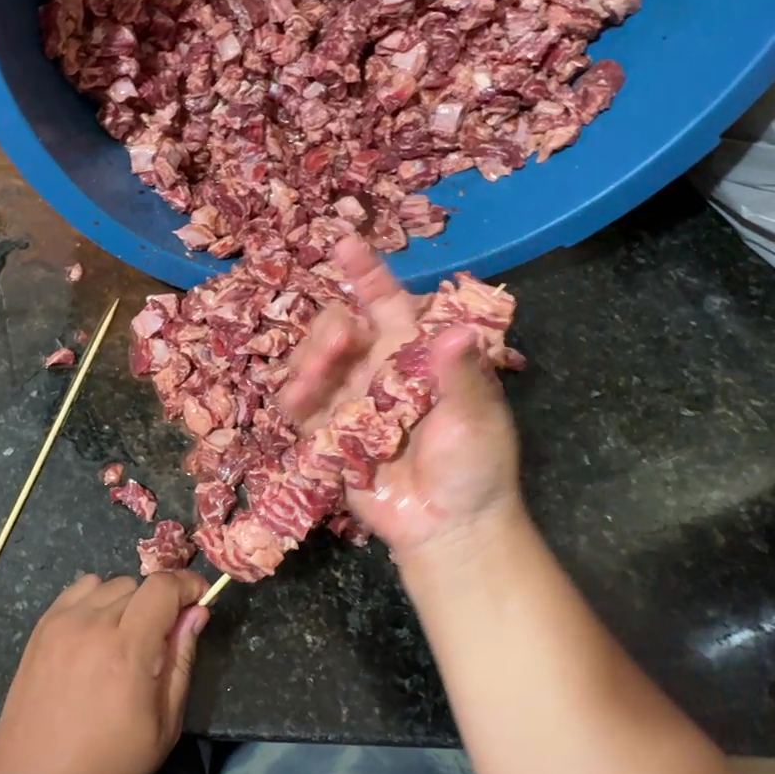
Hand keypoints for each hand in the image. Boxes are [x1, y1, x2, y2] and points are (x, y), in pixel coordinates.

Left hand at [0, 571, 210, 773]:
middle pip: (139, 585)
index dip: (188, 585)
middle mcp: (93, 625)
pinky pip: (81, 589)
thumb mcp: (162, 727)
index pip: (163, 587)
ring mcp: (63, 621)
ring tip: (126, 638)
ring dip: (128, 602)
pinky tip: (97, 632)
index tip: (200, 598)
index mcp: (127, 651)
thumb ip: (181, 663)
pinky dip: (97, 599)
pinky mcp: (43, 624)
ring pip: (110, 584)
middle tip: (160, 641)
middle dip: (160, 603)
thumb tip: (197, 613)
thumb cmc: (105, 764)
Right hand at [278, 238, 523, 562]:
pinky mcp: (327, 433)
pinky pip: (299, 406)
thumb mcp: (480, 419)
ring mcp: (348, 400)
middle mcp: (377, 369)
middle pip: (337, 327)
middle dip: (330, 327)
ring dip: (308, 360)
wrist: (449, 528)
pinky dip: (294, 397)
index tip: (345, 244)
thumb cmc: (476, 469)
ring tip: (314, 379)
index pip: (385, 303)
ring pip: (312, 361)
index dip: (365, 274)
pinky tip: (296, 399)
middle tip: (340, 341)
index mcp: (415, 354)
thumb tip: (458, 332)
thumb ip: (463, 376)